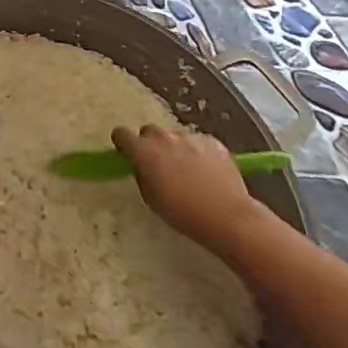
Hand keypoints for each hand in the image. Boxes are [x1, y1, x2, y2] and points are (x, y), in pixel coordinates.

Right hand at [112, 124, 269, 254]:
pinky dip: (198, 152)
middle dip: (151, 145)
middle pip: (149, 132)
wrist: (226, 216)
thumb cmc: (182, 213)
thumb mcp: (151, 199)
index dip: (123, 143)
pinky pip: (198, 142)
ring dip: (176, 149)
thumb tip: (143, 167)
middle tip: (160, 165)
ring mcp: (190, 137)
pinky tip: (208, 172)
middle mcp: (164, 137)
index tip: (128, 153)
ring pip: (175, 137)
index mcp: (143, 151)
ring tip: (189, 172)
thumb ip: (142, 175)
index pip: (121, 133)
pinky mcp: (212, 141)